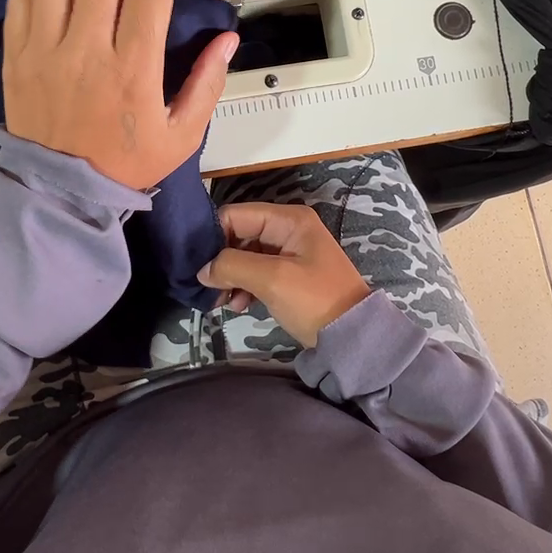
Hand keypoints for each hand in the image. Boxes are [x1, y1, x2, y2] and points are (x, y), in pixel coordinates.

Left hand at [2, 0, 237, 190]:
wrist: (62, 193)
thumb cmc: (126, 163)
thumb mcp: (182, 135)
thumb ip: (207, 84)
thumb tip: (227, 39)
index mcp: (132, 70)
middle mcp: (85, 52)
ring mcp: (43, 53)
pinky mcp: (15, 58)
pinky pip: (22, 1)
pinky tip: (62, 0)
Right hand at [197, 203, 371, 347]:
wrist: (354, 337)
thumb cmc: (315, 300)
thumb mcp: (273, 280)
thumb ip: (233, 266)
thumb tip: (202, 270)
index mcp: (288, 219)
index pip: (235, 215)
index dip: (213, 236)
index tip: (197, 264)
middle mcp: (287, 228)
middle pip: (239, 234)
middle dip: (221, 260)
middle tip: (206, 288)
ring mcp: (289, 252)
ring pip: (245, 255)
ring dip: (230, 277)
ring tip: (220, 302)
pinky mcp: (288, 274)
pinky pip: (256, 272)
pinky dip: (243, 286)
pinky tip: (238, 305)